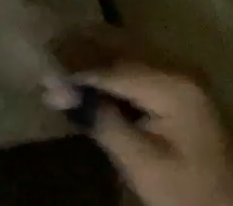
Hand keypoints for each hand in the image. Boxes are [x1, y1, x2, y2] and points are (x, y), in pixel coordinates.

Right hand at [47, 31, 232, 205]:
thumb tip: (54, 86)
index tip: (39, 73)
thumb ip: (100, 120)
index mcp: (170, 83)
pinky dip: (107, 62)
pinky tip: (89, 74)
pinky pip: (134, 59)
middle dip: (77, 47)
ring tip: (59, 62)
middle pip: (115, 42)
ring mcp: (182, 72)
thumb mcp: (143, 164)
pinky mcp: (181, 85)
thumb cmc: (193, 194)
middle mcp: (176, 65)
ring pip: (123, 46)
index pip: (107, 64)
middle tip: (43, 56)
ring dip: (90, 51)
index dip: (70, 67)